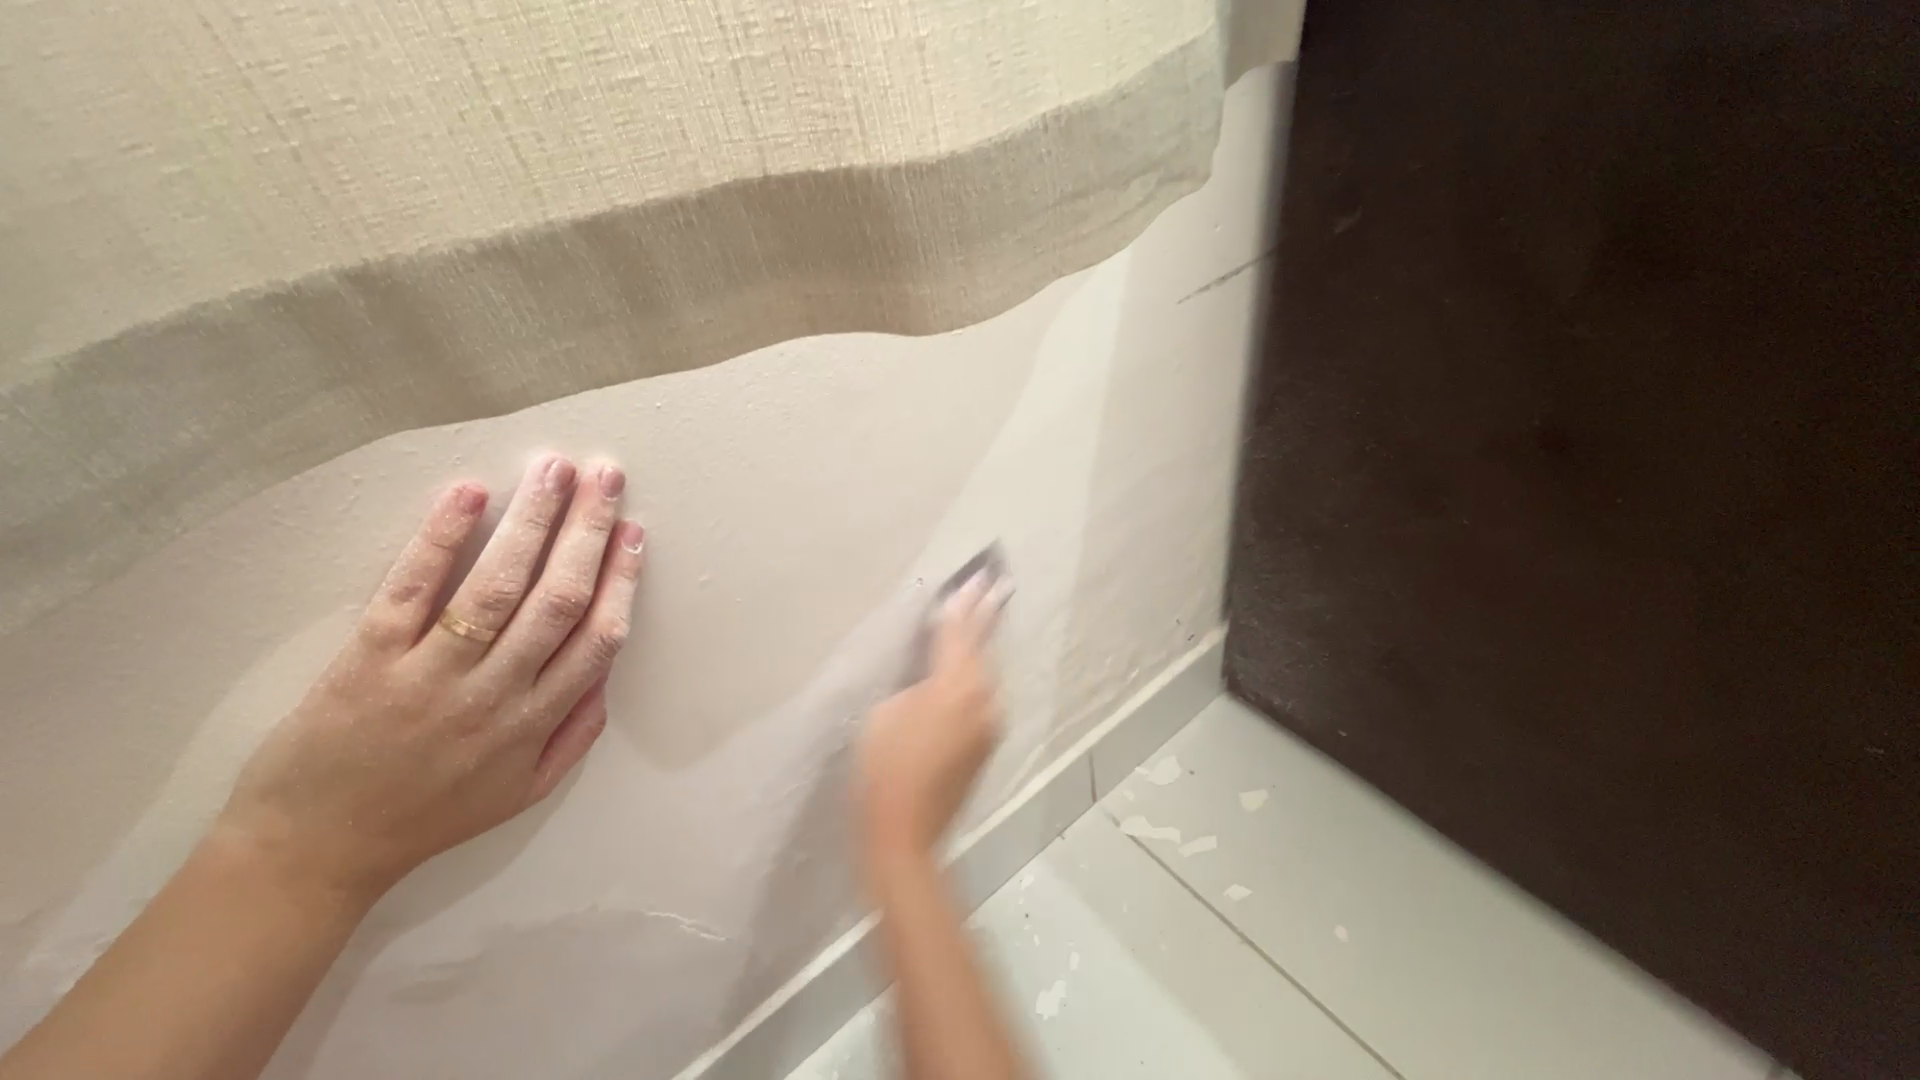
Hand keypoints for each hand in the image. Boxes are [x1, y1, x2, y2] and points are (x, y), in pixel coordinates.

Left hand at [212, 455, 645, 905]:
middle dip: (588, 531)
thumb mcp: (523, 792)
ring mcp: (432, 675)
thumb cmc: (428, 817)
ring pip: (498, 587)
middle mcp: (495, 694)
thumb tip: (608, 673)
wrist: (314, 851)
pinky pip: (412, 590)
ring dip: (532, 522)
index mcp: (536, 723)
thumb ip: (576, 735)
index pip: (597, 637)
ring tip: (553, 470)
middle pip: (558, 599)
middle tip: (605, 476)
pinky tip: (469, 494)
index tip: (633, 531)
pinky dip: (442, 539)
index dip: (621, 577)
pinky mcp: (367, 660)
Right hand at [856, 573, 1011, 860]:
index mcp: (956, 685)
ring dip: (983, 641)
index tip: (978, 575)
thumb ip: (917, 683)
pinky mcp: (985, 742)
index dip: (965, 602)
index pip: (960, 631)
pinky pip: (982, 694)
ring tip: (987, 610)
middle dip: (987, 613)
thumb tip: (935, 677)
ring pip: (985, 671)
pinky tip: (972, 661)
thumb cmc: (883, 769)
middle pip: (983, 647)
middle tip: (999, 581)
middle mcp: (983, 699)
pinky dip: (977, 671)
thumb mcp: (887, 713)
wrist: (904, 834)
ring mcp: (989, 723)